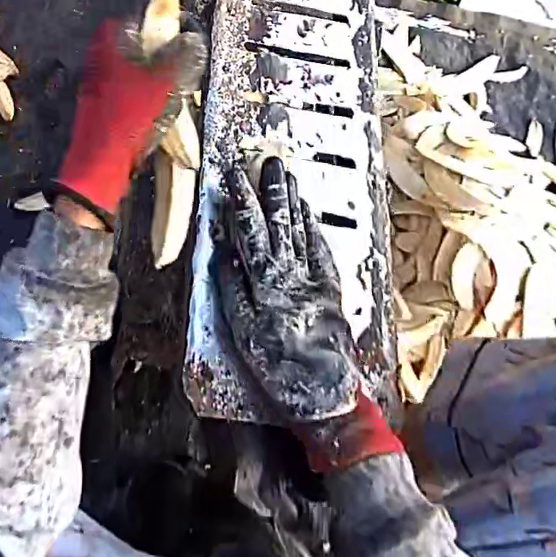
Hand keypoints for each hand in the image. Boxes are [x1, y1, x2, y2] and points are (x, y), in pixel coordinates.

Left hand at [52, 18, 203, 227]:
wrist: (98, 163)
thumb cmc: (125, 121)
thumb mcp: (160, 86)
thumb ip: (177, 61)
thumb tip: (191, 42)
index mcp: (104, 54)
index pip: (115, 25)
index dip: (137, 26)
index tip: (155, 32)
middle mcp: (94, 69)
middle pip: (117, 50)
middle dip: (142, 55)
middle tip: (162, 61)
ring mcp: (91, 92)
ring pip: (117, 75)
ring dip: (138, 79)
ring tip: (160, 89)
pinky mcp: (94, 114)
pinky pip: (116, 98)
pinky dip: (132, 100)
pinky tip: (148, 113)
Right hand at [217, 157, 400, 471]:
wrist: (326, 395)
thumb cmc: (276, 365)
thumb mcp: (241, 329)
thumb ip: (231, 287)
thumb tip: (224, 251)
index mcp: (266, 281)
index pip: (250, 230)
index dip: (240, 200)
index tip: (232, 175)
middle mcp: (292, 274)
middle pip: (279, 223)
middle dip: (270, 190)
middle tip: (266, 162)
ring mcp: (315, 279)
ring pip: (301, 231)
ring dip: (292, 202)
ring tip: (286, 176)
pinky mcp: (331, 289)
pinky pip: (322, 250)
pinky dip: (314, 228)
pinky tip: (308, 212)